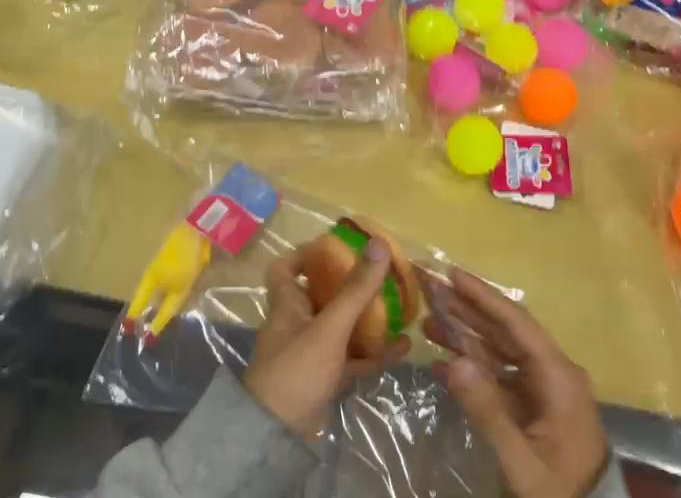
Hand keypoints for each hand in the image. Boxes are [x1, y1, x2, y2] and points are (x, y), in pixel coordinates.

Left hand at [243, 238, 411, 440]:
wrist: (278, 436)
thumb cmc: (297, 370)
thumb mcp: (330, 327)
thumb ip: (356, 289)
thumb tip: (379, 244)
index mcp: (287, 305)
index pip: (285, 268)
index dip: (305, 255)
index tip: (336, 248)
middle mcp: (297, 324)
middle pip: (321, 296)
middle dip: (350, 286)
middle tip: (380, 276)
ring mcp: (311, 353)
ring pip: (341, 328)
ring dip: (367, 319)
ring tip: (398, 308)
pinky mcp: (325, 379)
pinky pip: (352, 359)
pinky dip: (374, 353)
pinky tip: (402, 348)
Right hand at [427, 268, 610, 497]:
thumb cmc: (559, 490)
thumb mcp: (521, 460)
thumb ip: (488, 412)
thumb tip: (453, 362)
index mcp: (558, 376)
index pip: (516, 323)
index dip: (483, 297)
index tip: (452, 274)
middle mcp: (553, 372)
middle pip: (506, 331)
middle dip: (467, 310)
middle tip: (430, 290)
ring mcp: (544, 389)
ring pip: (500, 351)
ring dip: (466, 336)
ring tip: (428, 322)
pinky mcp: (535, 405)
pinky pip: (502, 376)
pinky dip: (473, 367)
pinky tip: (443, 362)